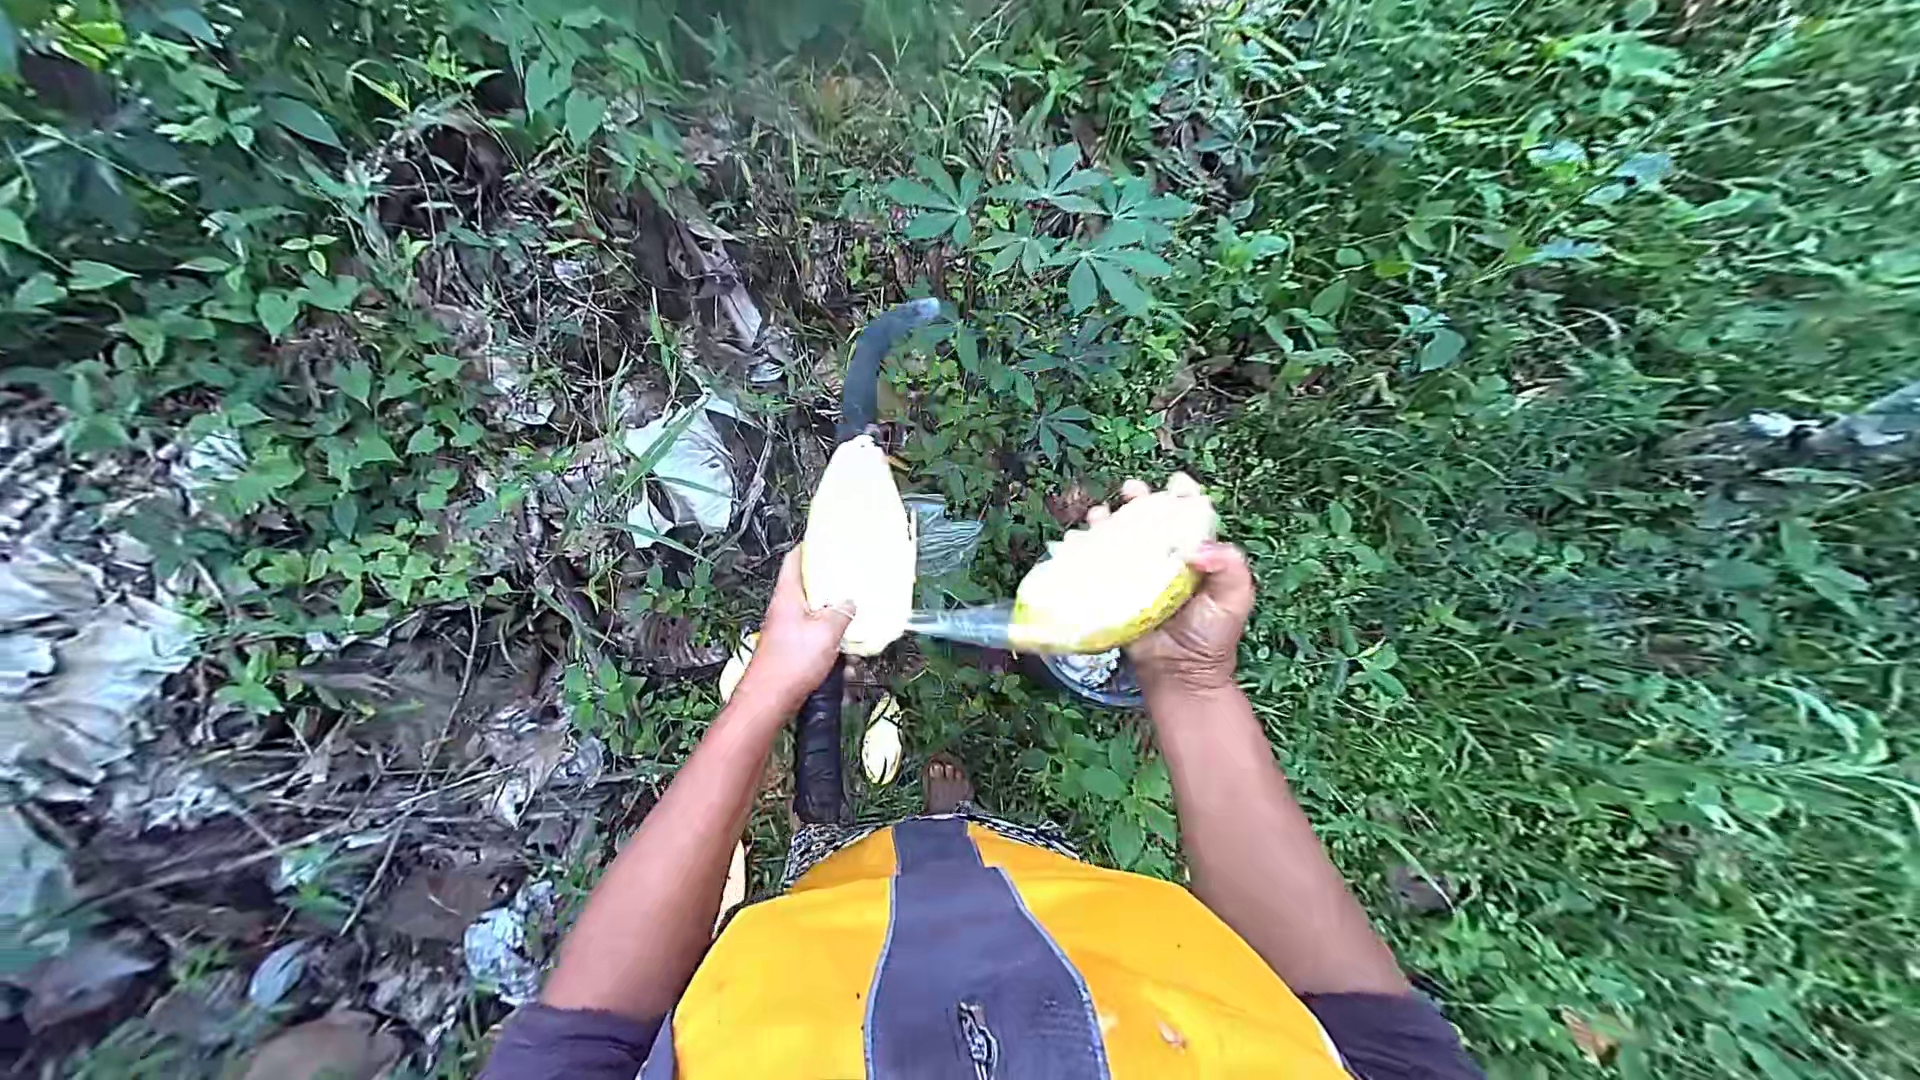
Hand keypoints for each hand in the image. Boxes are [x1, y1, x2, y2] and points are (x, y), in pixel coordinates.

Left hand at [734, 550, 853, 710]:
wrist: (769, 701)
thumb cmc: (791, 663)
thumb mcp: (826, 632)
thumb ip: (841, 612)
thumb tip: (849, 602)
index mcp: (788, 597)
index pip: (794, 561)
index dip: (808, 548)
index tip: (824, 541)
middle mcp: (784, 610)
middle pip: (809, 590)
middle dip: (831, 591)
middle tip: (851, 586)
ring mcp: (786, 631)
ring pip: (815, 617)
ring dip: (835, 625)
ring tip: (852, 633)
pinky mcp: (791, 650)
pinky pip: (815, 640)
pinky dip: (830, 646)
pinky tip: (843, 661)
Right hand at [1083, 478, 1252, 695]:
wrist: (1180, 674)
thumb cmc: (1212, 637)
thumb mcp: (1235, 599)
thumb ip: (1229, 567)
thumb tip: (1196, 548)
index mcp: (1194, 556)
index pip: (1186, 518)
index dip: (1179, 496)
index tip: (1173, 484)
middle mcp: (1163, 559)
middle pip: (1147, 521)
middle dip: (1138, 501)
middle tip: (1131, 491)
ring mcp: (1135, 574)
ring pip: (1118, 538)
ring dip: (1108, 520)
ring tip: (1100, 514)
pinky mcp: (1113, 591)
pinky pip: (1096, 565)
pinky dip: (1085, 549)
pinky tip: (1079, 539)